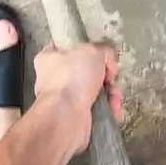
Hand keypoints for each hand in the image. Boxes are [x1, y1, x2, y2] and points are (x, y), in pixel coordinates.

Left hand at [32, 42, 123, 156]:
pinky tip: (115, 111)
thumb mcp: (92, 51)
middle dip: (107, 76)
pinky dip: (109, 108)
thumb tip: (109, 63)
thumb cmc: (72, 78)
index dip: (88, 49)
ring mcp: (65, 97)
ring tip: (115, 98)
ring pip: (96, 89)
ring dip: (112, 93)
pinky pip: (98, 107)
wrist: (65, 117)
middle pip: (88, 69)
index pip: (69, 46)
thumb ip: (104, 51)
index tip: (102, 55)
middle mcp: (55, 77)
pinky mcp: (77, 115)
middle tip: (112, 79)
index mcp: (50, 57)